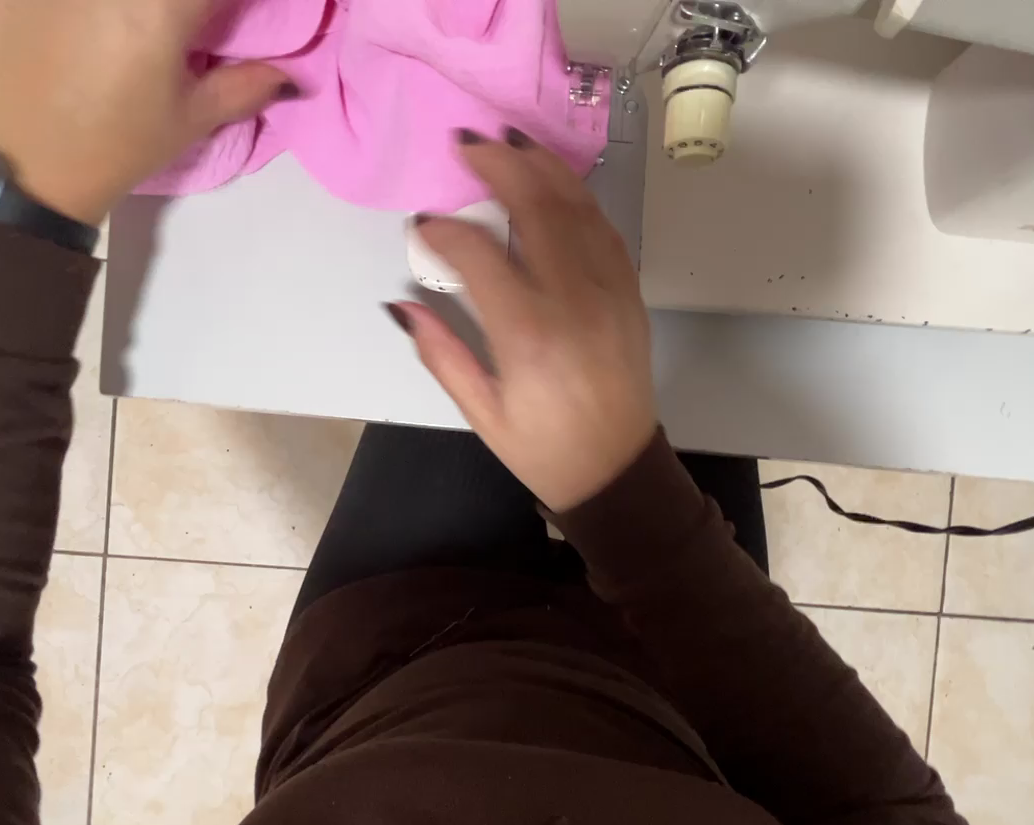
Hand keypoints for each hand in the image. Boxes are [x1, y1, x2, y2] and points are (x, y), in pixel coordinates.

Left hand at [0, 0, 294, 224]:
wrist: (28, 157)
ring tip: (147, 23)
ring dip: (154, 4)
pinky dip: (106, 3)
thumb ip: (245, 87)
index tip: (235, 18)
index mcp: (161, 6)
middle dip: (192, 6)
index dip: (236, 3)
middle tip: (196, 23)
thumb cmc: (118, 144)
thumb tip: (292, 76)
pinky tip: (100, 18)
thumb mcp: (190, 120)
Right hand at [392, 131, 656, 511]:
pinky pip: (607, 231)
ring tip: (511, 145)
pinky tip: (558, 186)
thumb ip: (442, 354)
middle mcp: (572, 302)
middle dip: (498, 166)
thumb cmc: (543, 450)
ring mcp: (609, 293)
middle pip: (536, 208)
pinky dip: (580, 200)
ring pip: (578, 208)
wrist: (616, 471)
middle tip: (467, 145)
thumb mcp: (482, 414)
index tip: (423, 227)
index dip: (444, 232)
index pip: (478, 255)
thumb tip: (403, 305)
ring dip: (543, 168)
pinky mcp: (630, 296)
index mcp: (527, 336)